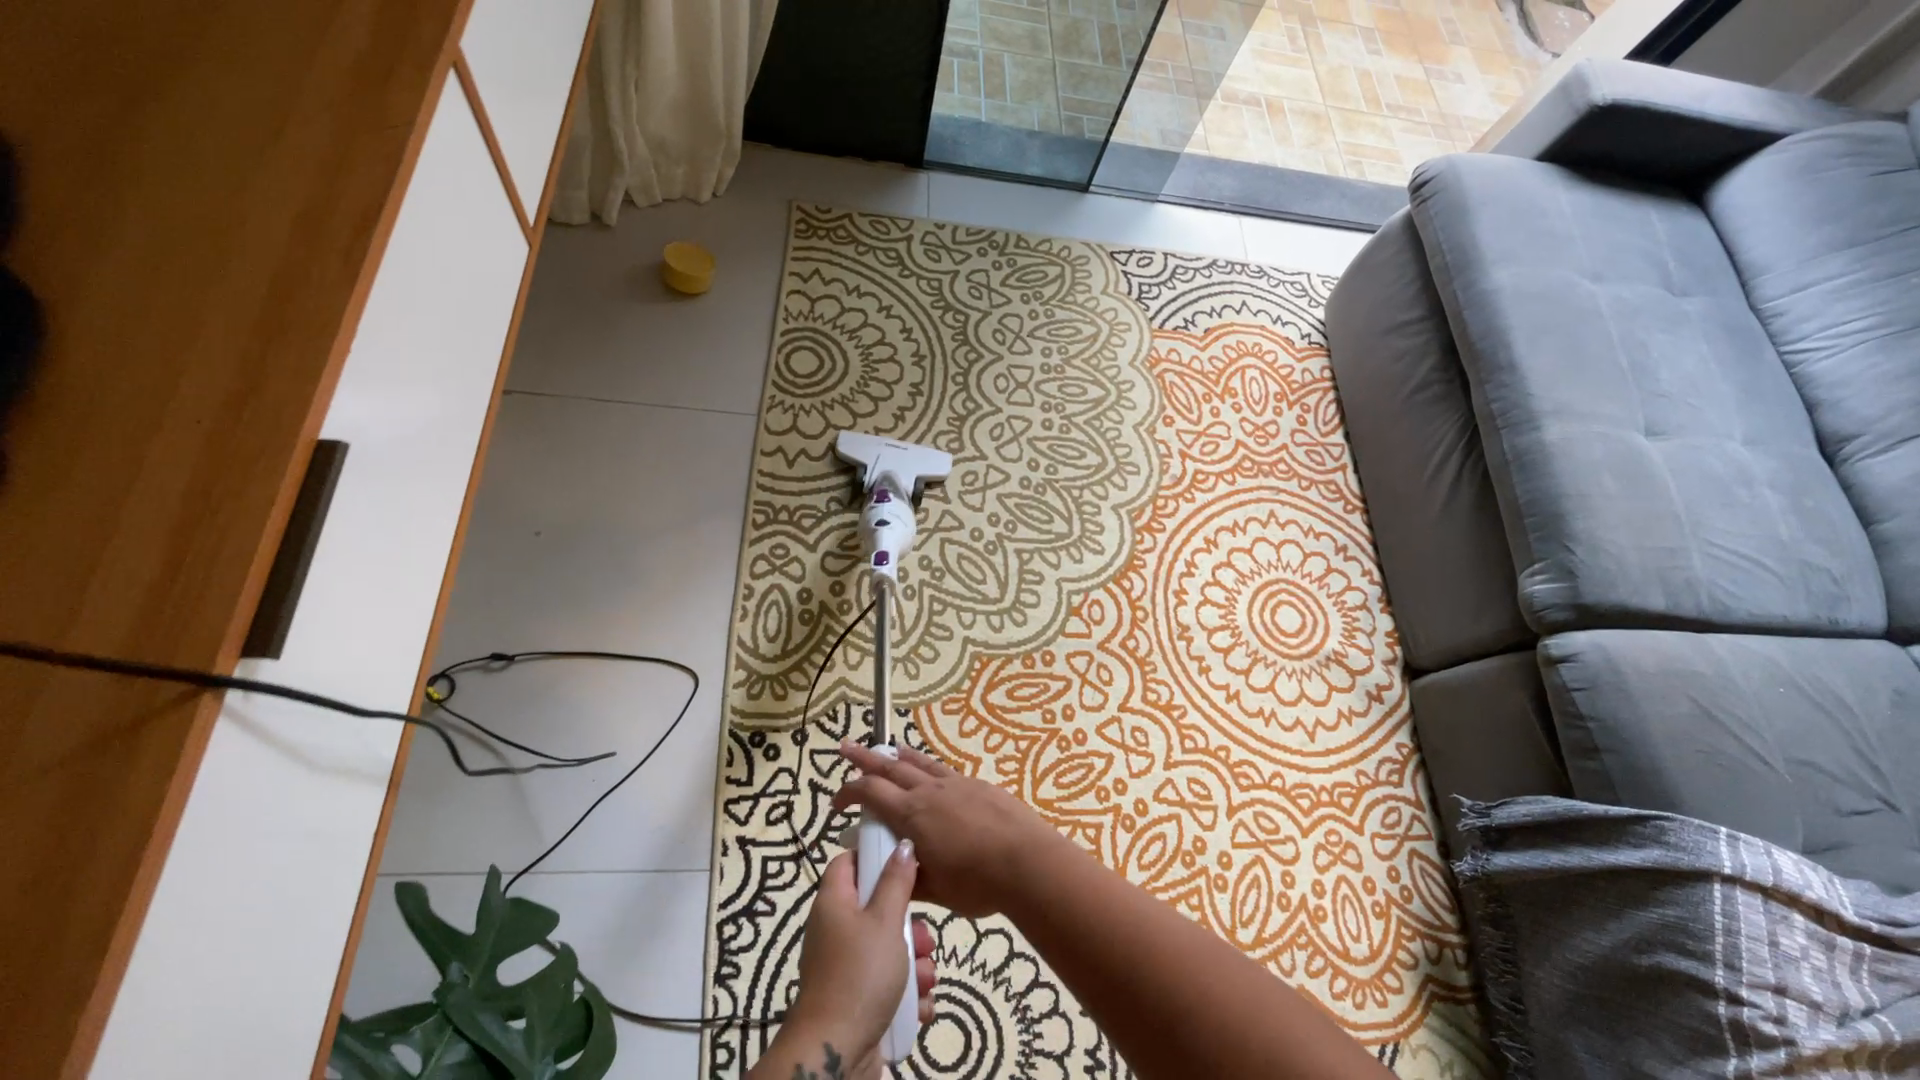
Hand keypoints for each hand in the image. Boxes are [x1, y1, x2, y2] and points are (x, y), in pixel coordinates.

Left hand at [780, 846, 938, 1062]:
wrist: (836, 1052)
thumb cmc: (860, 975)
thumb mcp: (884, 922)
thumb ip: (896, 882)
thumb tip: (902, 844)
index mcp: (834, 904)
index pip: (848, 864)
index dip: (874, 858)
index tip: (905, 864)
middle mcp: (837, 932)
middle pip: (878, 911)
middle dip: (910, 927)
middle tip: (924, 939)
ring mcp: (847, 968)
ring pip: (890, 950)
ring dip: (916, 964)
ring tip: (926, 979)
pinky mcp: (859, 999)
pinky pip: (889, 984)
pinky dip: (908, 994)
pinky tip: (921, 1005)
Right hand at [833, 742, 1065, 917]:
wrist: (1029, 864)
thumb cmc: (978, 883)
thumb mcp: (936, 891)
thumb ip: (909, 879)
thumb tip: (891, 872)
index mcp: (912, 814)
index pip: (870, 792)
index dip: (849, 792)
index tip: (836, 803)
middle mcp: (930, 791)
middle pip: (890, 766)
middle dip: (865, 757)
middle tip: (846, 747)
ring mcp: (957, 784)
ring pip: (920, 763)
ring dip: (899, 755)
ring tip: (887, 748)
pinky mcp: (980, 786)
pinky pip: (945, 770)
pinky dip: (929, 767)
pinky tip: (932, 774)